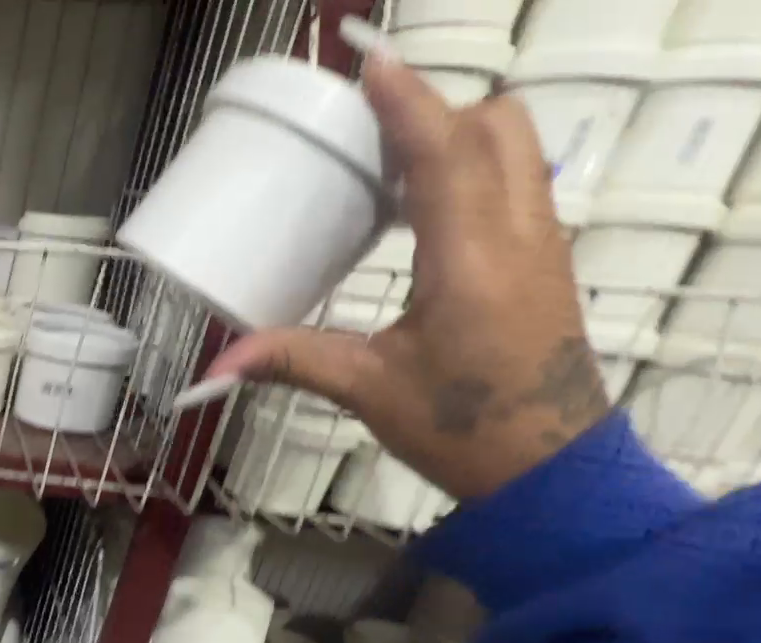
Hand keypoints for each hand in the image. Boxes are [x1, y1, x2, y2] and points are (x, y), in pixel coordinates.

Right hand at [205, 49, 610, 498]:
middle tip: (367, 128)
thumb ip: (291, 361)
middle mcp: (517, 233)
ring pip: (516, 147)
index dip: (407, 101)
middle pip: (498, 126)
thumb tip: (214, 367)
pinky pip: (513, 180)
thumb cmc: (460, 425)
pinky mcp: (540, 257)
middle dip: (435, 109)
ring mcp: (539, 241)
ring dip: (456, 133)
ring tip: (387, 155)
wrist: (546, 463)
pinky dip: (469, 165)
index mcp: (471, 260)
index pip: (446, 152)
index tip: (368, 62)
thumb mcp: (367, 389)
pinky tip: (417, 204)